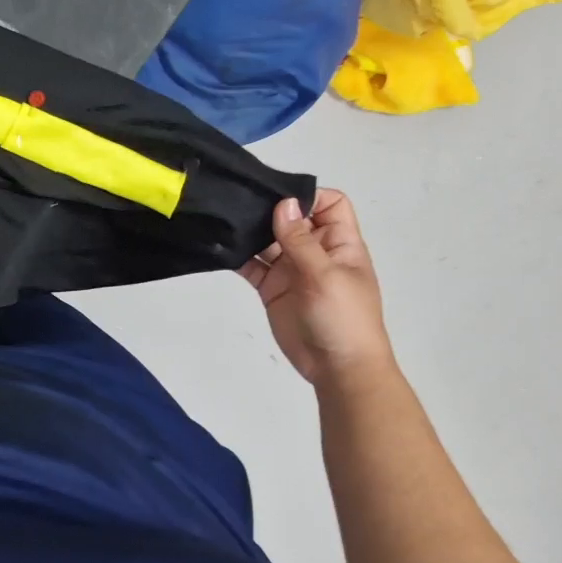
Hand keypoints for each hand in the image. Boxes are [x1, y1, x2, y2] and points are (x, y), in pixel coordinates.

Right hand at [239, 189, 395, 388]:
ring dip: (248, 232)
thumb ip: (300, 240)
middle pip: (291, 219)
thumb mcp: (325, 275)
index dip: (306, 196)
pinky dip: (236, 256)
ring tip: (221, 219)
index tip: (274, 196)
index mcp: (339, 243)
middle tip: (235, 201)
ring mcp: (291, 269)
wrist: (337, 366)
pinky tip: (218, 247)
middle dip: (268, 209)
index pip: (329, 204)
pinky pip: (251, 265)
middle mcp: (314, 251)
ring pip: (267, 240)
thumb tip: (284, 203)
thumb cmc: (343, 317)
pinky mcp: (271, 287)